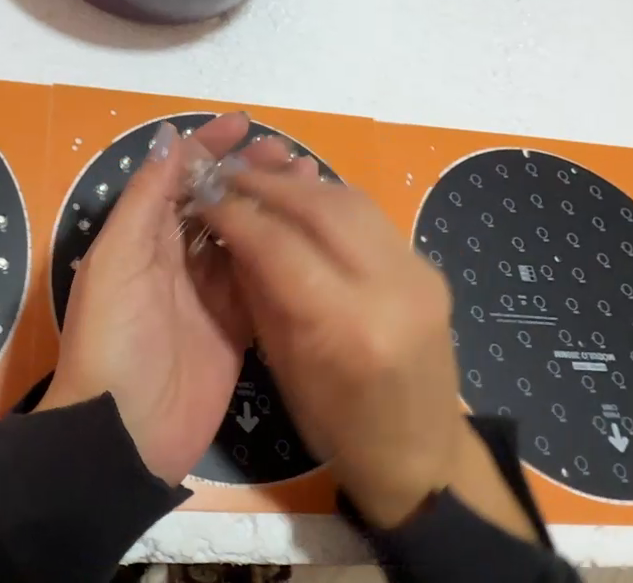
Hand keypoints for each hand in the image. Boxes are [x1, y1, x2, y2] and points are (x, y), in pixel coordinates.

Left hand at [37, 114, 288, 484]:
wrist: (124, 433)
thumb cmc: (114, 335)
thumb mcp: (118, 259)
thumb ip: (145, 199)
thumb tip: (168, 139)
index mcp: (141, 235)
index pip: (177, 177)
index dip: (206, 148)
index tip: (244, 125)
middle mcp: (173, 257)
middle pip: (215, 203)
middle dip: (246, 174)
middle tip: (289, 156)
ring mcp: (205, 293)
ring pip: (241, 237)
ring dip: (268, 208)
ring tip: (307, 183)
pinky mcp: (233, 328)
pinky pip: (258, 282)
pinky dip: (279, 256)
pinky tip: (307, 236)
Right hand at [201, 168, 536, 534]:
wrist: (421, 455)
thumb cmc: (336, 425)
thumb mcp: (280, 360)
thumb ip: (256, 286)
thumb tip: (226, 227)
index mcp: (347, 327)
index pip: (278, 244)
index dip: (235, 212)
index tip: (204, 196)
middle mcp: (390, 289)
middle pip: (318, 207)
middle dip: (265, 184)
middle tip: (226, 176)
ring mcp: (418, 273)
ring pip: (349, 200)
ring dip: (298, 184)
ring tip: (259, 181)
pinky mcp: (429, 266)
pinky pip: (369, 216)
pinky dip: (327, 202)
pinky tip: (299, 203)